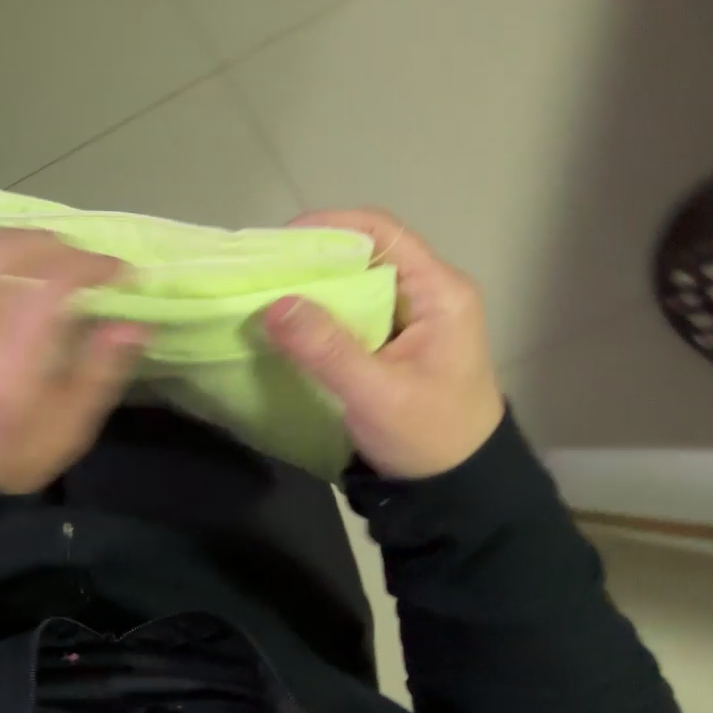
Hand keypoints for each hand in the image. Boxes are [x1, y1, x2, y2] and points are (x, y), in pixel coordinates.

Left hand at [0, 229, 146, 493]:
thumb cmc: (11, 455)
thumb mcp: (69, 430)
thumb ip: (102, 372)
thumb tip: (136, 320)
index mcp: (4, 376)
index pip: (46, 290)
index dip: (88, 267)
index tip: (116, 270)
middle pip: (1, 260)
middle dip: (49, 246)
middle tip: (76, 257)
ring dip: (6, 241)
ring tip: (37, 252)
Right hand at [263, 210, 504, 478]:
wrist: (455, 485)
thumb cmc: (428, 435)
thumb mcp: (376, 395)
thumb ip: (327, 349)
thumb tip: (274, 304)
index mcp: (439, 292)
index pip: (382, 232)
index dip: (328, 227)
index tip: (276, 246)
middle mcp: (425, 292)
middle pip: (362, 251)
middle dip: (309, 257)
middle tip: (256, 273)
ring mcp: (407, 316)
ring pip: (351, 280)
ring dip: (307, 285)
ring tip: (260, 295)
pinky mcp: (387, 338)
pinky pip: (346, 309)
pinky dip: (312, 310)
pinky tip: (281, 323)